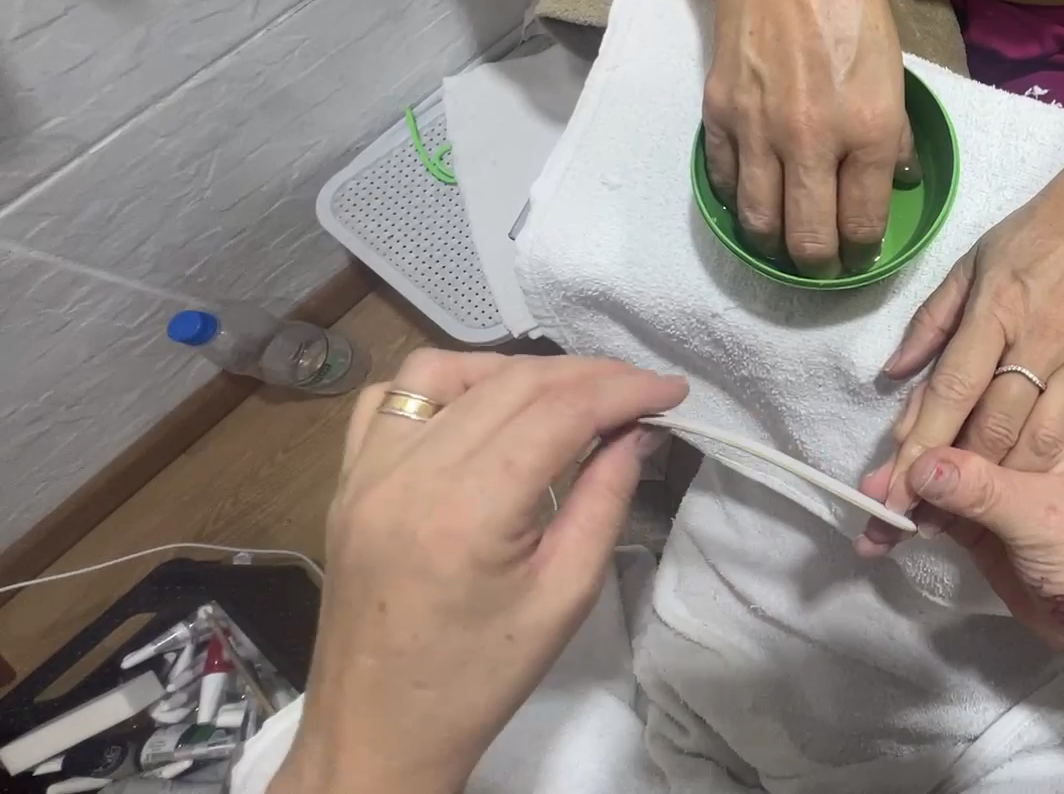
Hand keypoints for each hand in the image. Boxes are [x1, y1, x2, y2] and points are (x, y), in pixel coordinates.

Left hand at [271, 351, 686, 793]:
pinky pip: (394, 396)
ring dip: (526, 370)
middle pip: (517, 382)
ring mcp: (367, 473)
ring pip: (454, 372)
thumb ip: (608, 495)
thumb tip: (640, 428)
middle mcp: (408, 476)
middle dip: (594, 375)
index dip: (627, 390)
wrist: (377, 734)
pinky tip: (488, 404)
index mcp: (467, 513)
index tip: (674, 390)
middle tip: (643, 390)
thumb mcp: (570, 590)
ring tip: (572, 395)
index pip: (562, 413)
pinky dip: (452, 382)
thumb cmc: (485, 673)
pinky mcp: (349, 480)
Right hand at [702, 0, 912, 276]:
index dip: (863, 252)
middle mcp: (814, 141)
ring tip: (787, 246)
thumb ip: (896, 133)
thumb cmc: (851, 0)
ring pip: (761, 224)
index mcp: (869, 129)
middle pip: (810, 240)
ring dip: (775, 247)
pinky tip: (753, 203)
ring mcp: (760, 130)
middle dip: (821, 265)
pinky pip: (726, 184)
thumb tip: (901, 179)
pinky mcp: (719, 113)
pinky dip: (740, 203)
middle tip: (826, 264)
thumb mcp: (893, 67)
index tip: (861, 256)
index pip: (863, 223)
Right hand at [859, 387, 1063, 667]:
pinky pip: (925, 502)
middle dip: (907, 456)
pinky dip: (900, 517)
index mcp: (1042, 418)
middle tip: (877, 491)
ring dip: (897, 488)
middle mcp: (1010, 434)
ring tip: (872, 517)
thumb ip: (985, 491)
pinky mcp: (968, 506)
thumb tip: (922, 465)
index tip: (904, 454)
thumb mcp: (1041, 521)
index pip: (980, 396)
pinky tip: (877, 538)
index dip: (936, 418)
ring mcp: (987, 470)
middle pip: (946, 423)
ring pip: (930, 461)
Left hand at [875, 166, 1063, 546]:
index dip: (921, 442)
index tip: (893, 490)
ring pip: (1046, 436)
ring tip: (978, 515)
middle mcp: (1040, 340)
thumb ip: (930, 322)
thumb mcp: (969, 265)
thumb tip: (891, 374)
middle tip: (923, 514)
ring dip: (1011, 479)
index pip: (953, 388)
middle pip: (994, 423)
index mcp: (996, 310)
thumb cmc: (1031, 236)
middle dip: (954, 475)